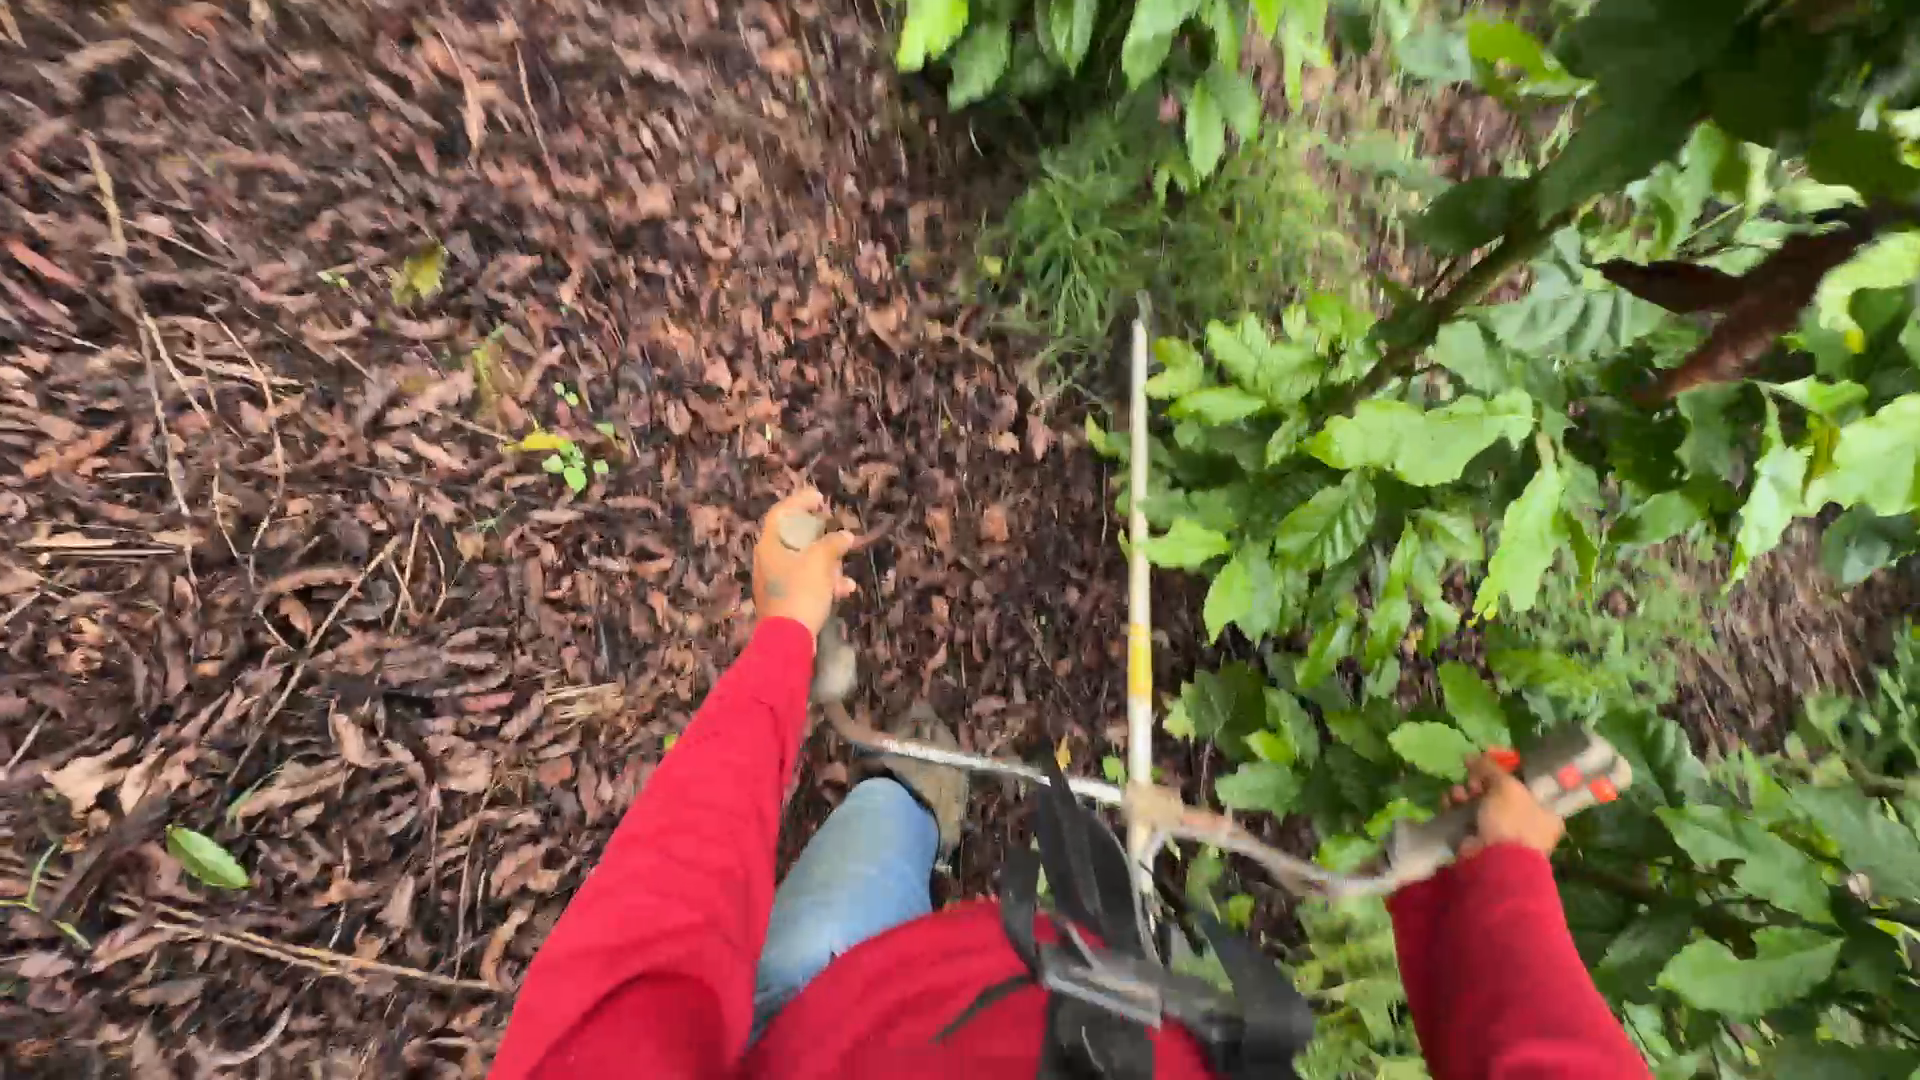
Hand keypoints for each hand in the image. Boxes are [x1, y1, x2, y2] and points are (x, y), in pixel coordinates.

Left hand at [753, 489, 855, 635]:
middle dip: (820, 537)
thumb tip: (845, 535)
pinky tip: (845, 590)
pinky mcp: (785, 600)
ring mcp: (775, 581)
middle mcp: (767, 560)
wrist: (788, 640)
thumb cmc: (800, 592)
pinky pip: (806, 582)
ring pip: (803, 562)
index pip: (781, 513)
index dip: (799, 502)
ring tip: (844, 569)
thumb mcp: (820, 562)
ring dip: (827, 563)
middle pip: (794, 538)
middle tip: (836, 533)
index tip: (819, 498)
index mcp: (769, 546)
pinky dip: (824, 582)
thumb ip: (833, 543)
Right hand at [1448, 751, 1563, 859]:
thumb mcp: (1507, 786)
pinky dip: (1454, 807)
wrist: (1495, 860)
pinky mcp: (1477, 839)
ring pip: (1477, 804)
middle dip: (1479, 784)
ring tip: (1457, 793)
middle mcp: (1525, 823)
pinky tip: (1448, 801)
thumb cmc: (1512, 821)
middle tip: (1472, 781)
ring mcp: (1500, 833)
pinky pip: (1463, 816)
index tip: (1486, 765)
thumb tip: (1472, 755)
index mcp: (1545, 812)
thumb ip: (1491, 768)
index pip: (1524, 786)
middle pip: (1497, 793)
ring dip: (1464, 794)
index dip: (1504, 773)